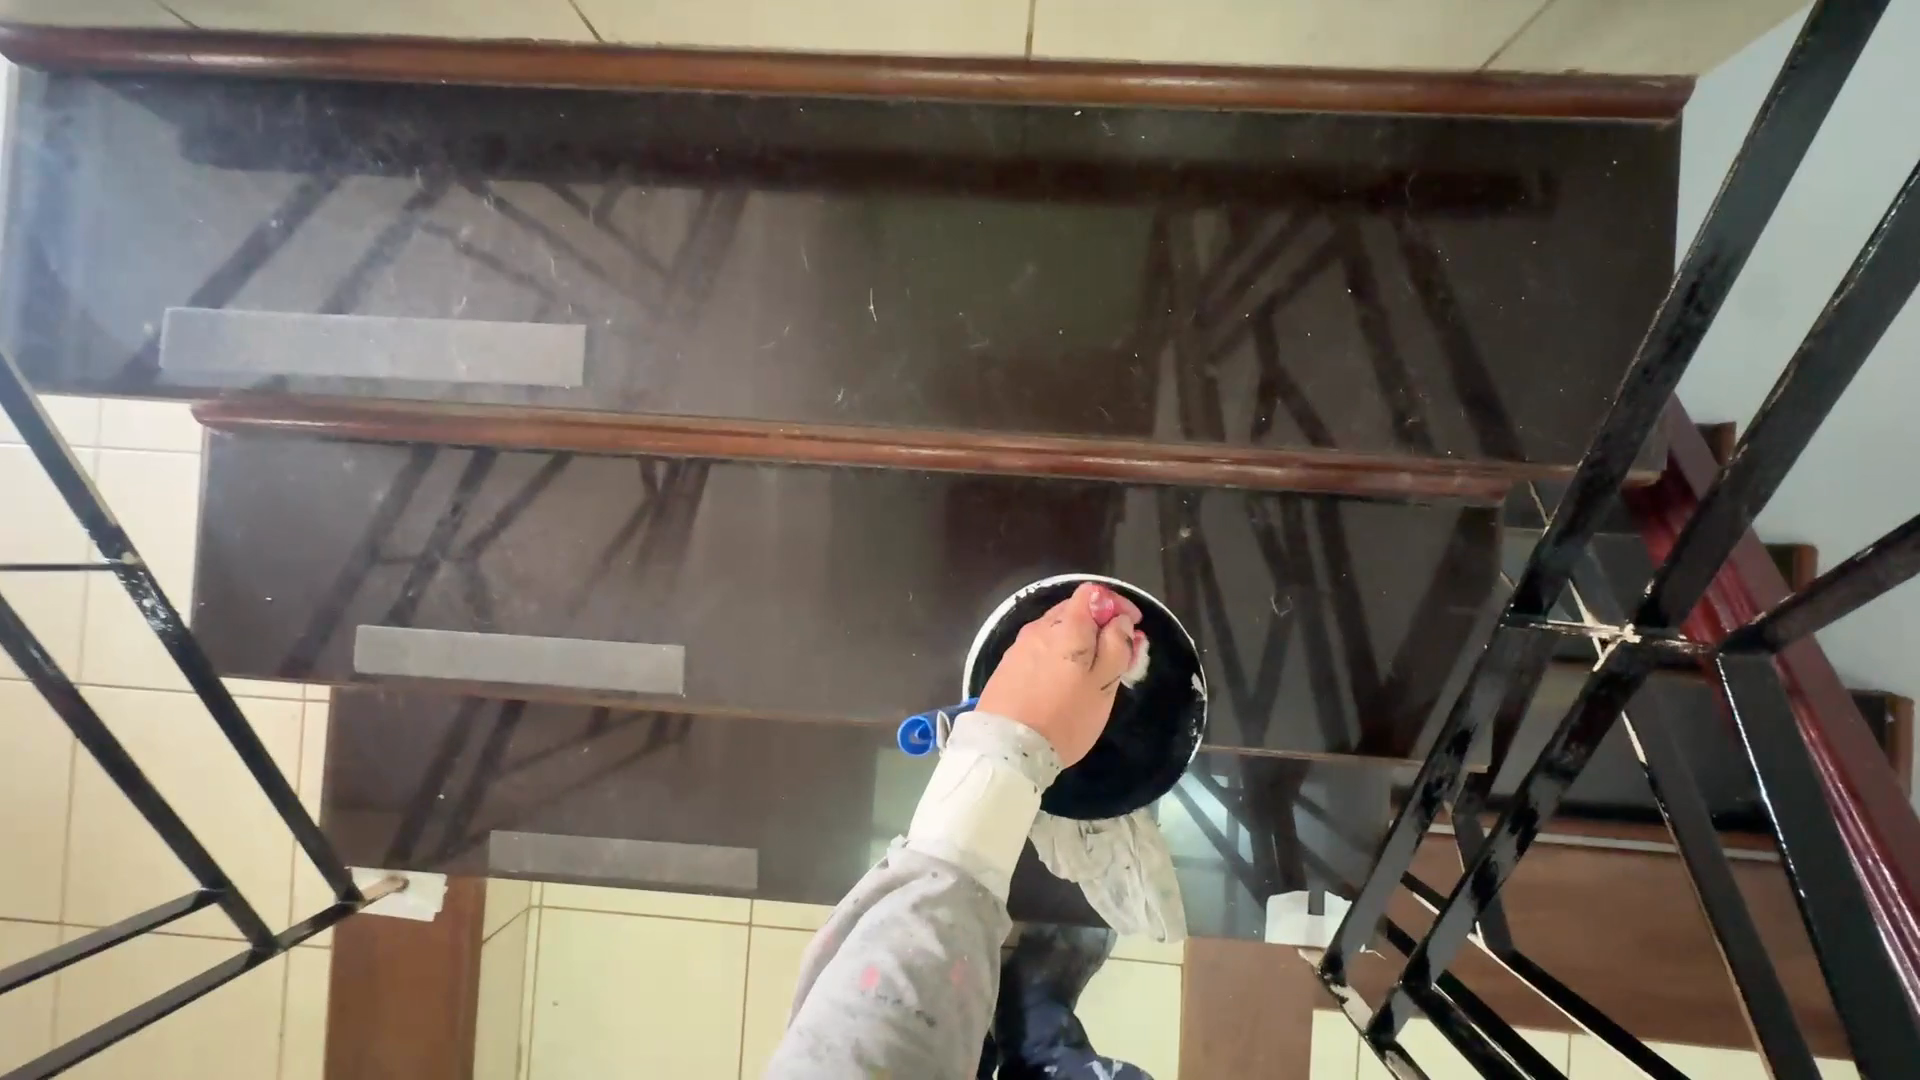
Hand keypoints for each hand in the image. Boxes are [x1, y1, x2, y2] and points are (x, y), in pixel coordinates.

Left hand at [975, 581, 1145, 765]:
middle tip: (1117, 654)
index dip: (1116, 604)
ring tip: (1090, 672)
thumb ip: (1116, 645)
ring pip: (1055, 630)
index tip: (1133, 627)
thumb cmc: (1065, 716)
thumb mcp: (1103, 684)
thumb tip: (1120, 620)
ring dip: (1077, 642)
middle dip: (1099, 624)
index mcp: (1067, 626)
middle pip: (1073, 610)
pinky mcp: (1008, 665)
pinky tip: (1061, 681)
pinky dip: (1057, 655)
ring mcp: (1020, 646)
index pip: (1093, 592)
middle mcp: (1040, 627)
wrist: (1006, 748)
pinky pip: (1039, 649)